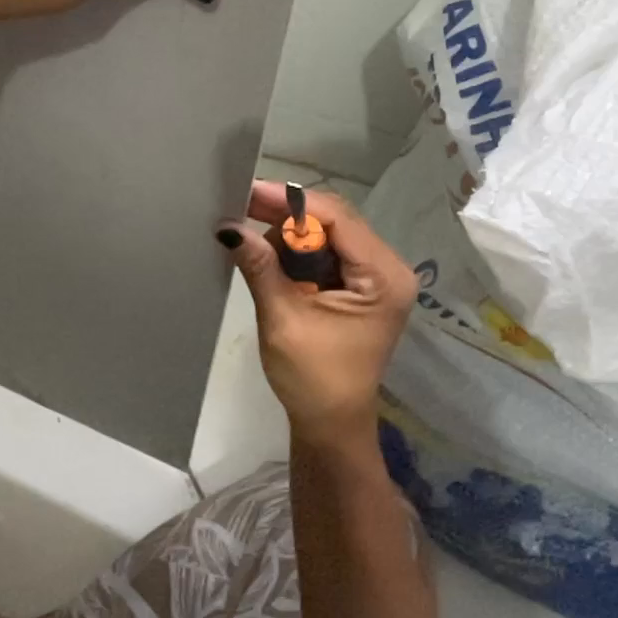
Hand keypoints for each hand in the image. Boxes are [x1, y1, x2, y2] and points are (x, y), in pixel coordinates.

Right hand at [218, 182, 417, 448]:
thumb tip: (229, 227)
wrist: (330, 424)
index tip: (249, 192)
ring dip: (289, 234)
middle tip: (241, 208)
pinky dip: (297, 250)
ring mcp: (375, 276)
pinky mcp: (359, 285)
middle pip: (334, 219)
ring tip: (254, 244)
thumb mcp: (282, 318)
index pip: (337, 218)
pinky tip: (271, 258)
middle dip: (287, 215)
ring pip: (327, 232)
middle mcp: (387, 268)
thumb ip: (261, 266)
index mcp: (383, 277)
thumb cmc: (313, 378)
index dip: (291, 201)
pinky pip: (326, 250)